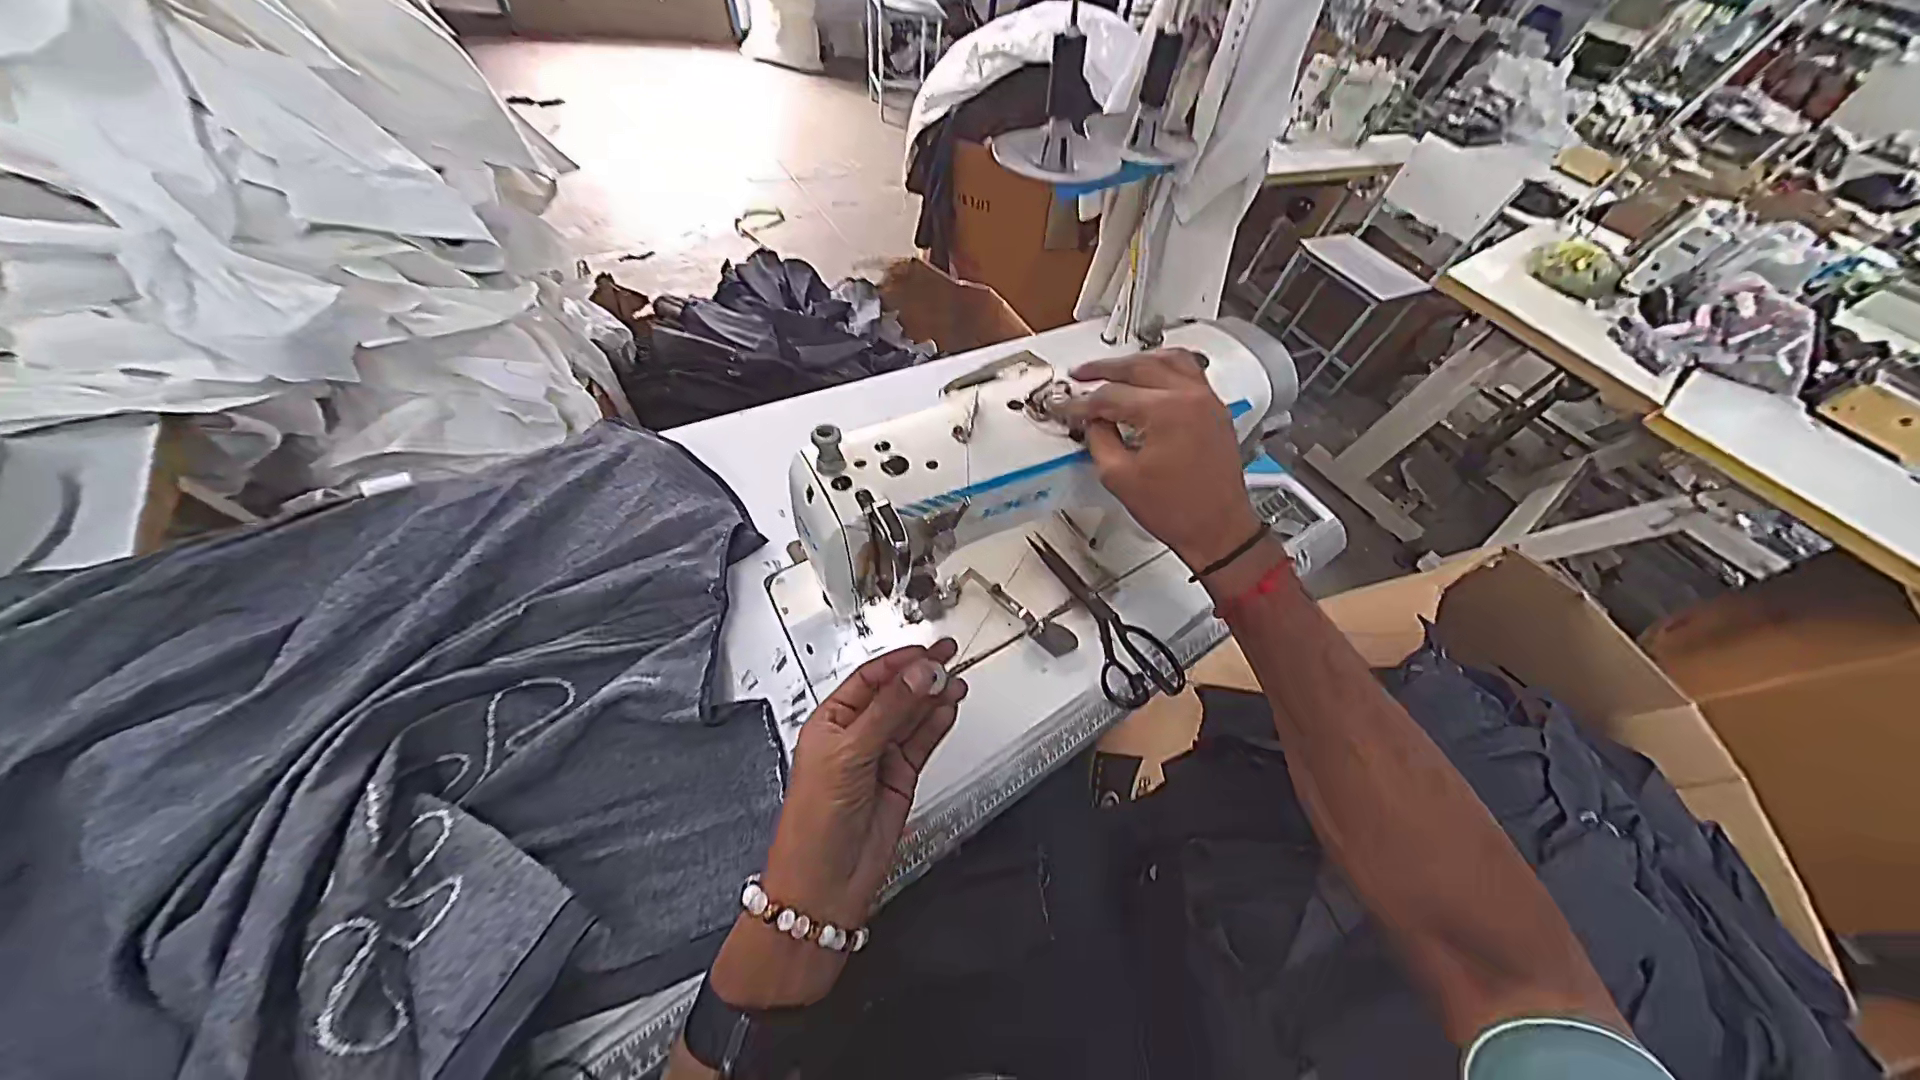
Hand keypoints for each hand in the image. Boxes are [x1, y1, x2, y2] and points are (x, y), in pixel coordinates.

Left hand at [708, 640, 966, 1008]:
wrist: (824, 883)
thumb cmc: (813, 822)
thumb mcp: (850, 753)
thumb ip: (889, 710)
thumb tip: (917, 673)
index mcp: (832, 720)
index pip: (871, 678)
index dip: (900, 661)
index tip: (926, 650)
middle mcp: (857, 734)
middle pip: (895, 692)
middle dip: (922, 673)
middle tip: (948, 655)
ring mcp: (880, 755)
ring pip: (913, 715)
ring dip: (934, 696)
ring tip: (956, 679)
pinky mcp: (900, 776)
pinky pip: (923, 740)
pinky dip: (938, 722)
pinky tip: (949, 706)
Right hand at [1062, 350, 1264, 571]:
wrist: (1217, 529)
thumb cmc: (1179, 510)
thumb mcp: (1119, 477)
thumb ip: (1099, 440)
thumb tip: (1092, 422)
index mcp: (1166, 411)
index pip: (1111, 396)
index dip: (1082, 403)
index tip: (1067, 407)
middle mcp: (1190, 397)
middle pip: (1138, 366)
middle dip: (1104, 370)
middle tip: (1081, 375)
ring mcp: (1207, 401)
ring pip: (1168, 359)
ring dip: (1137, 361)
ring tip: (1115, 369)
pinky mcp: (1215, 410)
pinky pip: (1190, 372)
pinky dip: (1165, 367)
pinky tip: (1152, 375)